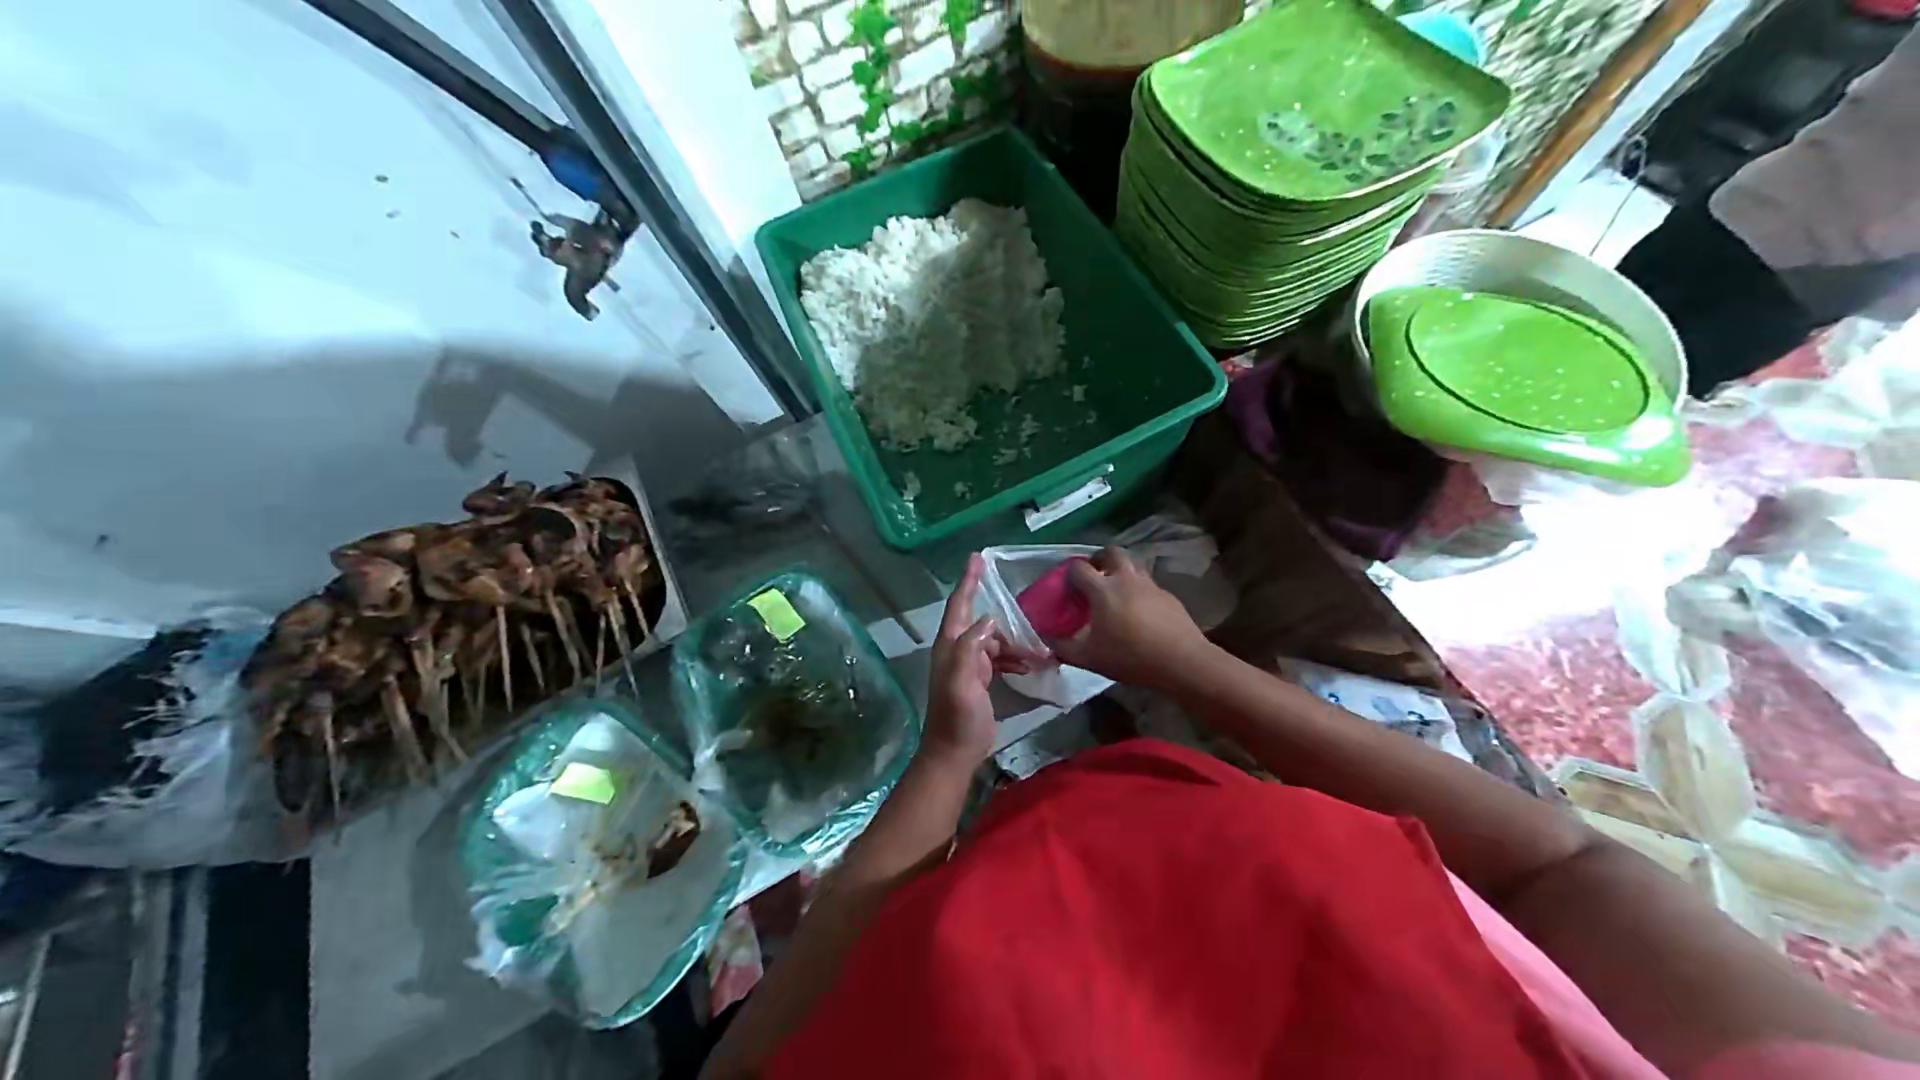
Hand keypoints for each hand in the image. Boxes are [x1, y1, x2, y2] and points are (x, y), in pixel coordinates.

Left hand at [922, 554, 1044, 769]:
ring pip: (994, 641)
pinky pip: (999, 659)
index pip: (959, 604)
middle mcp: (956, 649)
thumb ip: (971, 649)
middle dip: (1006, 622)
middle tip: (1032, 624)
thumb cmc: (958, 718)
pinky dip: (1014, 658)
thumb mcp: (963, 683)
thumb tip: (988, 620)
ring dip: (1015, 644)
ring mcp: (968, 665)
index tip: (978, 557)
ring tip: (1039, 653)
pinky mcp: (979, 679)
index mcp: (950, 646)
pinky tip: (1030, 665)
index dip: (968, 580)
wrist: (954, 753)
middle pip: (982, 622)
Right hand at [1051, 546, 1217, 691]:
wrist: (1182, 661)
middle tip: (1093, 575)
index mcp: (1103, 589)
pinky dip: (1139, 590)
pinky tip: (1139, 612)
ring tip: (1116, 592)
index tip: (1067, 587)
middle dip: (1099, 559)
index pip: (1079, 568)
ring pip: (1133, 565)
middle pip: (1111, 552)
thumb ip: (1062, 646)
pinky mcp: (1168, 596)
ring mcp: (1151, 585)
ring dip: (1121, 571)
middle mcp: (1126, 579)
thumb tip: (1046, 638)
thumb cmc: (1130, 656)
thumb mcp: (1088, 657)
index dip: (1069, 573)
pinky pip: (1148, 585)